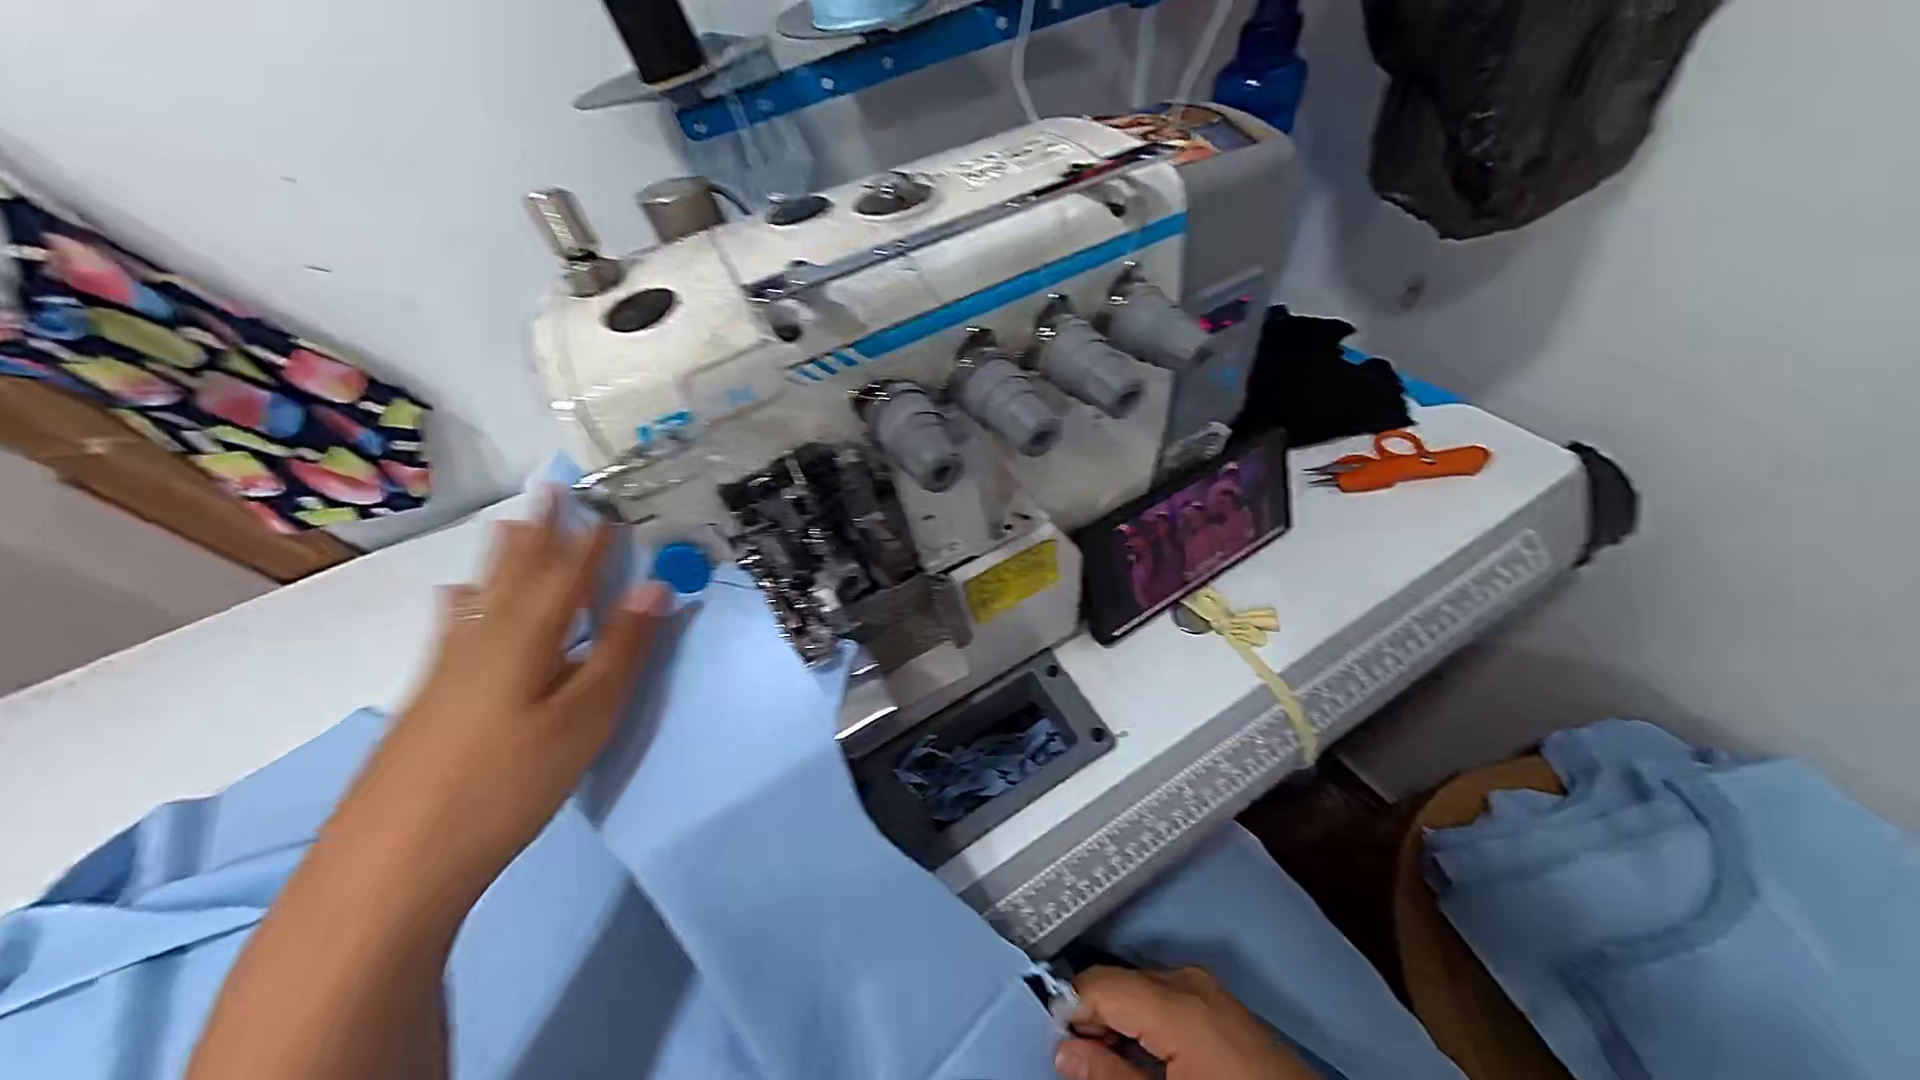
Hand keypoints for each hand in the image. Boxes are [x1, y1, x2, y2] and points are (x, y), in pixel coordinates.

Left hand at [349, 494, 670, 889]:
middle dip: (539, 531)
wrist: (393, 862)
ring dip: (503, 556)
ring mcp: (448, 666)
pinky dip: (462, 601)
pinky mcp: (428, 696)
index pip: (568, 574)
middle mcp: (484, 638)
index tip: (607, 508)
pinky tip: (455, 597)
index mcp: (528, 637)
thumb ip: (621, 649)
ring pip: (483, 593)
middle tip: (548, 490)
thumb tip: (655, 588)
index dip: (591, 542)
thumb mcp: (585, 717)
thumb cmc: (508, 784)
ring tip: (509, 523)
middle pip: (519, 572)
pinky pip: (454, 624)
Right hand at [1055, 966, 1317, 1079]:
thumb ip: (1111, 1076)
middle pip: (1115, 983)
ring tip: (1112, 1068)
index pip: (1095, 984)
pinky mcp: (1218, 1004)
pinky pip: (1163, 999)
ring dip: (1116, 1023)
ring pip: (1137, 990)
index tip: (1054, 1049)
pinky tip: (1144, 1061)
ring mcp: (1207, 989)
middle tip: (1081, 1066)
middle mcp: (1188, 980)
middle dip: (1092, 1020)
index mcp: (1174, 999)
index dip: (1068, 1013)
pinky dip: (1143, 1023)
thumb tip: (1065, 1052)